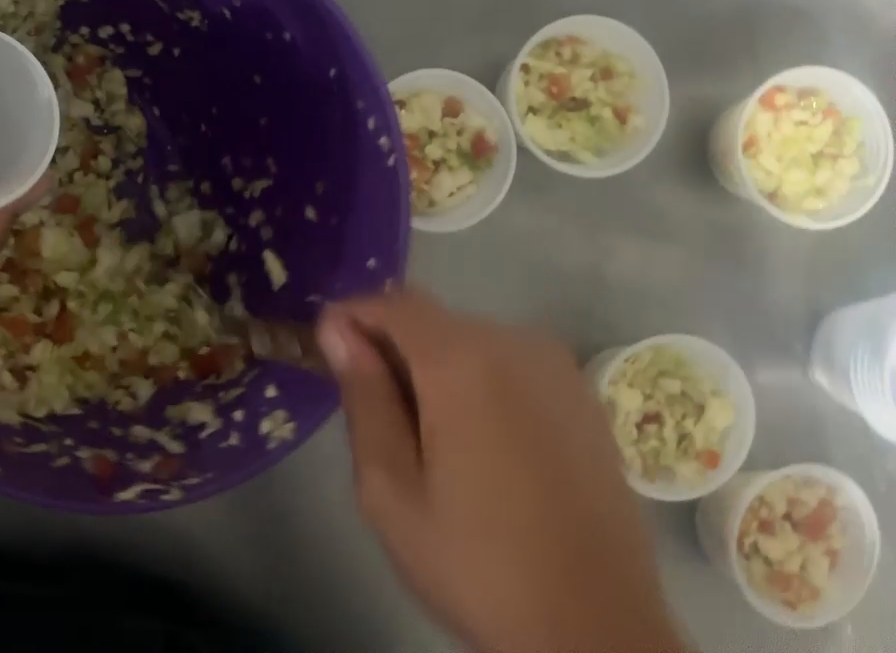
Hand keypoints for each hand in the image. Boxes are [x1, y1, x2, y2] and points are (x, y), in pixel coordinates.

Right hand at [318, 289, 684, 652]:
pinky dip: (476, 381)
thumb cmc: (476, 561)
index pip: (391, 302)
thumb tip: (337, 331)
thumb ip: (363, 398)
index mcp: (463, 365)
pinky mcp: (587, 404)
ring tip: (421, 431)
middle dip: (389, 345)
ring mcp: (560, 375)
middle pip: (431, 319)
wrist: (598, 634)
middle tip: (369, 407)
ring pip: (470, 339)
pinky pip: (510, 365)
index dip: (350, 317)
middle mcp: (517, 349)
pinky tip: (475, 442)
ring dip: (432, 365)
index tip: (324, 353)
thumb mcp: (389, 487)